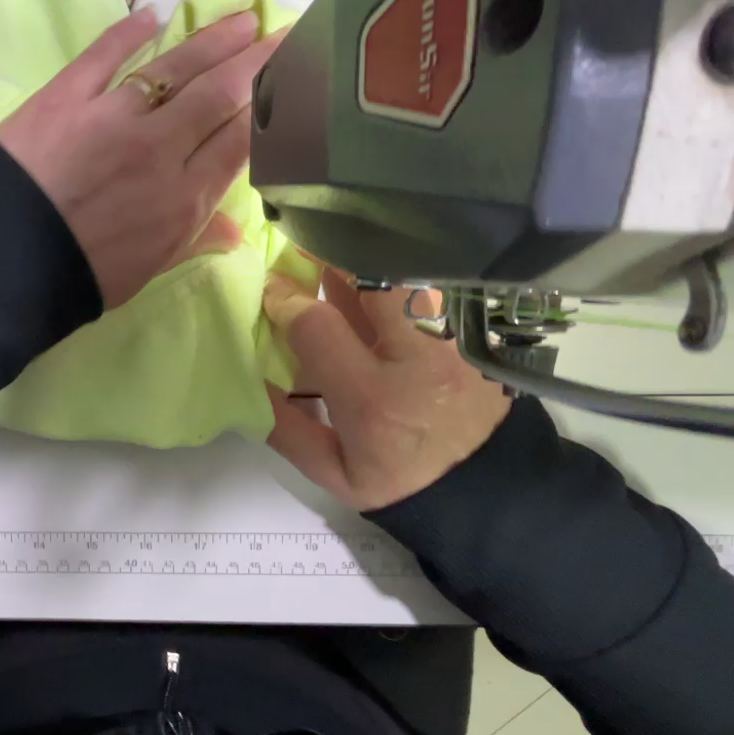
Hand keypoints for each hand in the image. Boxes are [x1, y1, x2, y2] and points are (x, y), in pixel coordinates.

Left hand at [0, 8, 282, 308]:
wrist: (6, 264)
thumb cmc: (81, 278)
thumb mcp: (147, 271)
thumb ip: (193, 242)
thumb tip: (238, 232)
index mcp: (183, 198)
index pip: (239, 139)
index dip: (268, 105)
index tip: (289, 80)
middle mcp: (159, 148)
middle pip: (217, 93)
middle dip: (253, 61)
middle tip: (277, 34)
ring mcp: (113, 117)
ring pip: (174, 67)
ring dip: (210, 40)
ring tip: (239, 18)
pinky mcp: (67, 96)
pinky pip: (105, 54)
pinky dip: (128, 31)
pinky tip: (151, 16)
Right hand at [263, 270, 511, 510]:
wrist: (484, 489)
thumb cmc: (398, 482)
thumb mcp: (330, 472)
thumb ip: (284, 429)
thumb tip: (248, 378)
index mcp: (371, 399)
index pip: (317, 325)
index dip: (284, 300)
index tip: (268, 291)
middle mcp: (415, 359)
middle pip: (371, 277)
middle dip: (329, 253)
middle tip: (300, 246)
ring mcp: (451, 339)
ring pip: (404, 273)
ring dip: (364, 260)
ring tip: (333, 256)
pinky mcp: (472, 331)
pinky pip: (427, 286)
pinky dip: (395, 276)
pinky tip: (373, 277)